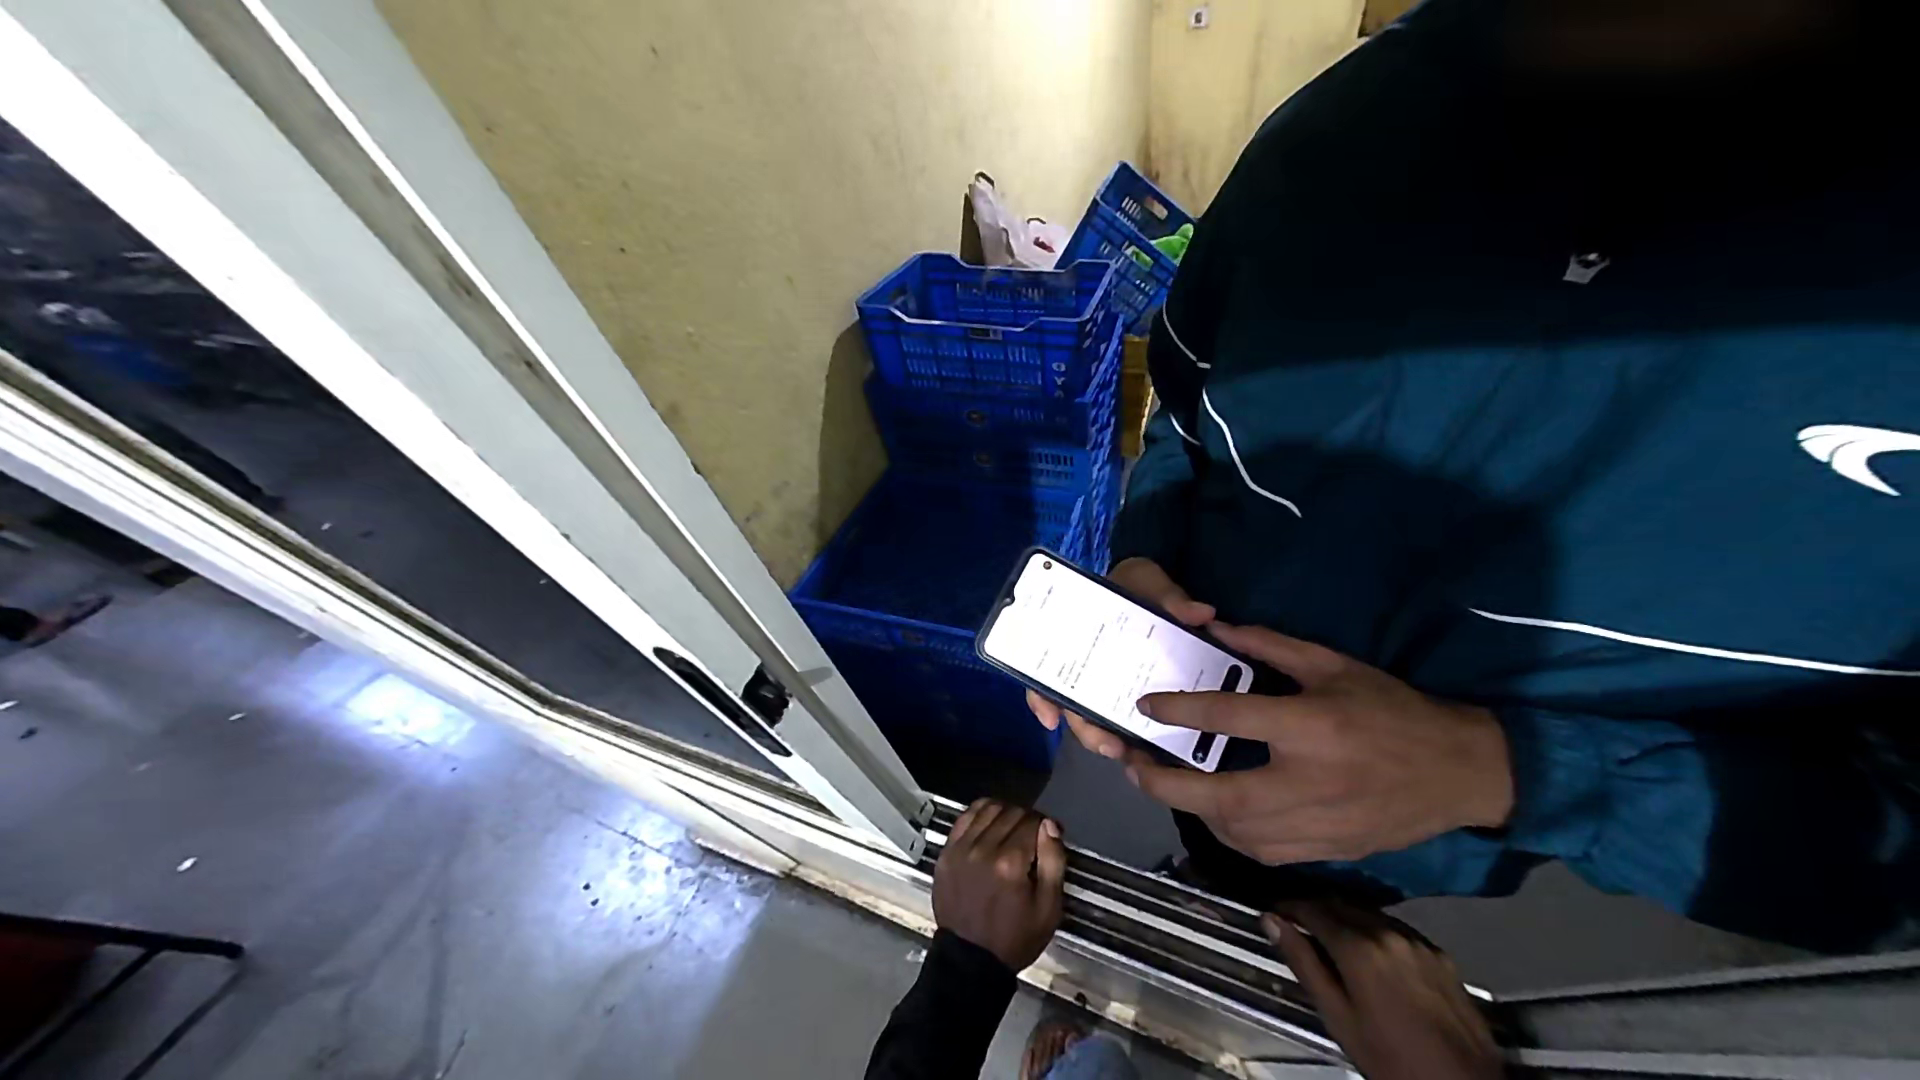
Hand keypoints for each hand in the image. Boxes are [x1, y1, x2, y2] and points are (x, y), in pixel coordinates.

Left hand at [933, 799, 1067, 970]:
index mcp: (1010, 864)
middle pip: (1011, 812)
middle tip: (1033, 835)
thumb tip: (1050, 825)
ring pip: (988, 808)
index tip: (1051, 834)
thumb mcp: (1048, 909)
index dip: (1046, 825)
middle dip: (1028, 819)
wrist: (970, 960)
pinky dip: (981, 813)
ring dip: (1005, 812)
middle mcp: (983, 849)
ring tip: (1012, 828)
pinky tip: (990, 824)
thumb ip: (1054, 862)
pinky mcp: (946, 852)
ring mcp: (961, 849)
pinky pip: (965, 817)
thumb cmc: (1014, 937)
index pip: (1032, 821)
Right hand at [1026, 557, 1215, 759]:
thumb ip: (1166, 594)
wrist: (1154, 589)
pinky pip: (1130, 720)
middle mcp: (1087, 666)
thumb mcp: (1144, 580)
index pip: (1047, 670)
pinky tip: (1144, 752)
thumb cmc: (1136, 585)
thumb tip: (1198, 614)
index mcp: (1078, 639)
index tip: (1051, 720)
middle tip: (1111, 746)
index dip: (1042, 697)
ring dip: (1109, 739)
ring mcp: (1111, 683)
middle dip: (1087, 730)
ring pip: (1099, 719)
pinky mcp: (1139, 693)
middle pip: (1073, 705)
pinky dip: (1133, 738)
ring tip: (1128, 752)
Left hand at [1128, 623, 1513, 863]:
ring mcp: (1319, 825)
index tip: (1144, 706)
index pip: (1228, 719)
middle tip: (1132, 767)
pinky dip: (1229, 834)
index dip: (1179, 711)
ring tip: (1163, 786)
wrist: (1463, 772)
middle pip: (1220, 795)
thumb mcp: (1332, 664)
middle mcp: (1308, 782)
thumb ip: (1269, 645)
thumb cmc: (1392, 709)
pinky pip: (1263, 853)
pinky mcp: (1329, 851)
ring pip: (1236, 833)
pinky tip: (1213, 813)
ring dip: (1192, 811)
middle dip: (1166, 784)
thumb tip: (1215, 628)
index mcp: (1309, 727)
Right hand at [1262, 901, 1501, 1079]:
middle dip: (1314, 909)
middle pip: (1339, 904)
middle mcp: (1386, 931)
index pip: (1311, 908)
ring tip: (1331, 935)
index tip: (1273, 912)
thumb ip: (1303, 962)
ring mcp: (1417, 940)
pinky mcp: (1440, 954)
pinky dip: (1374, 929)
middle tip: (1297, 923)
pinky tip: (1372, 950)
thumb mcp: (1337, 1016)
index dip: (1288, 907)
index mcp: (1358, 946)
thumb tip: (1270, 920)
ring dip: (1344, 916)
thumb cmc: (1391, 1060)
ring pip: (1368, 912)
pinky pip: (1396, 927)